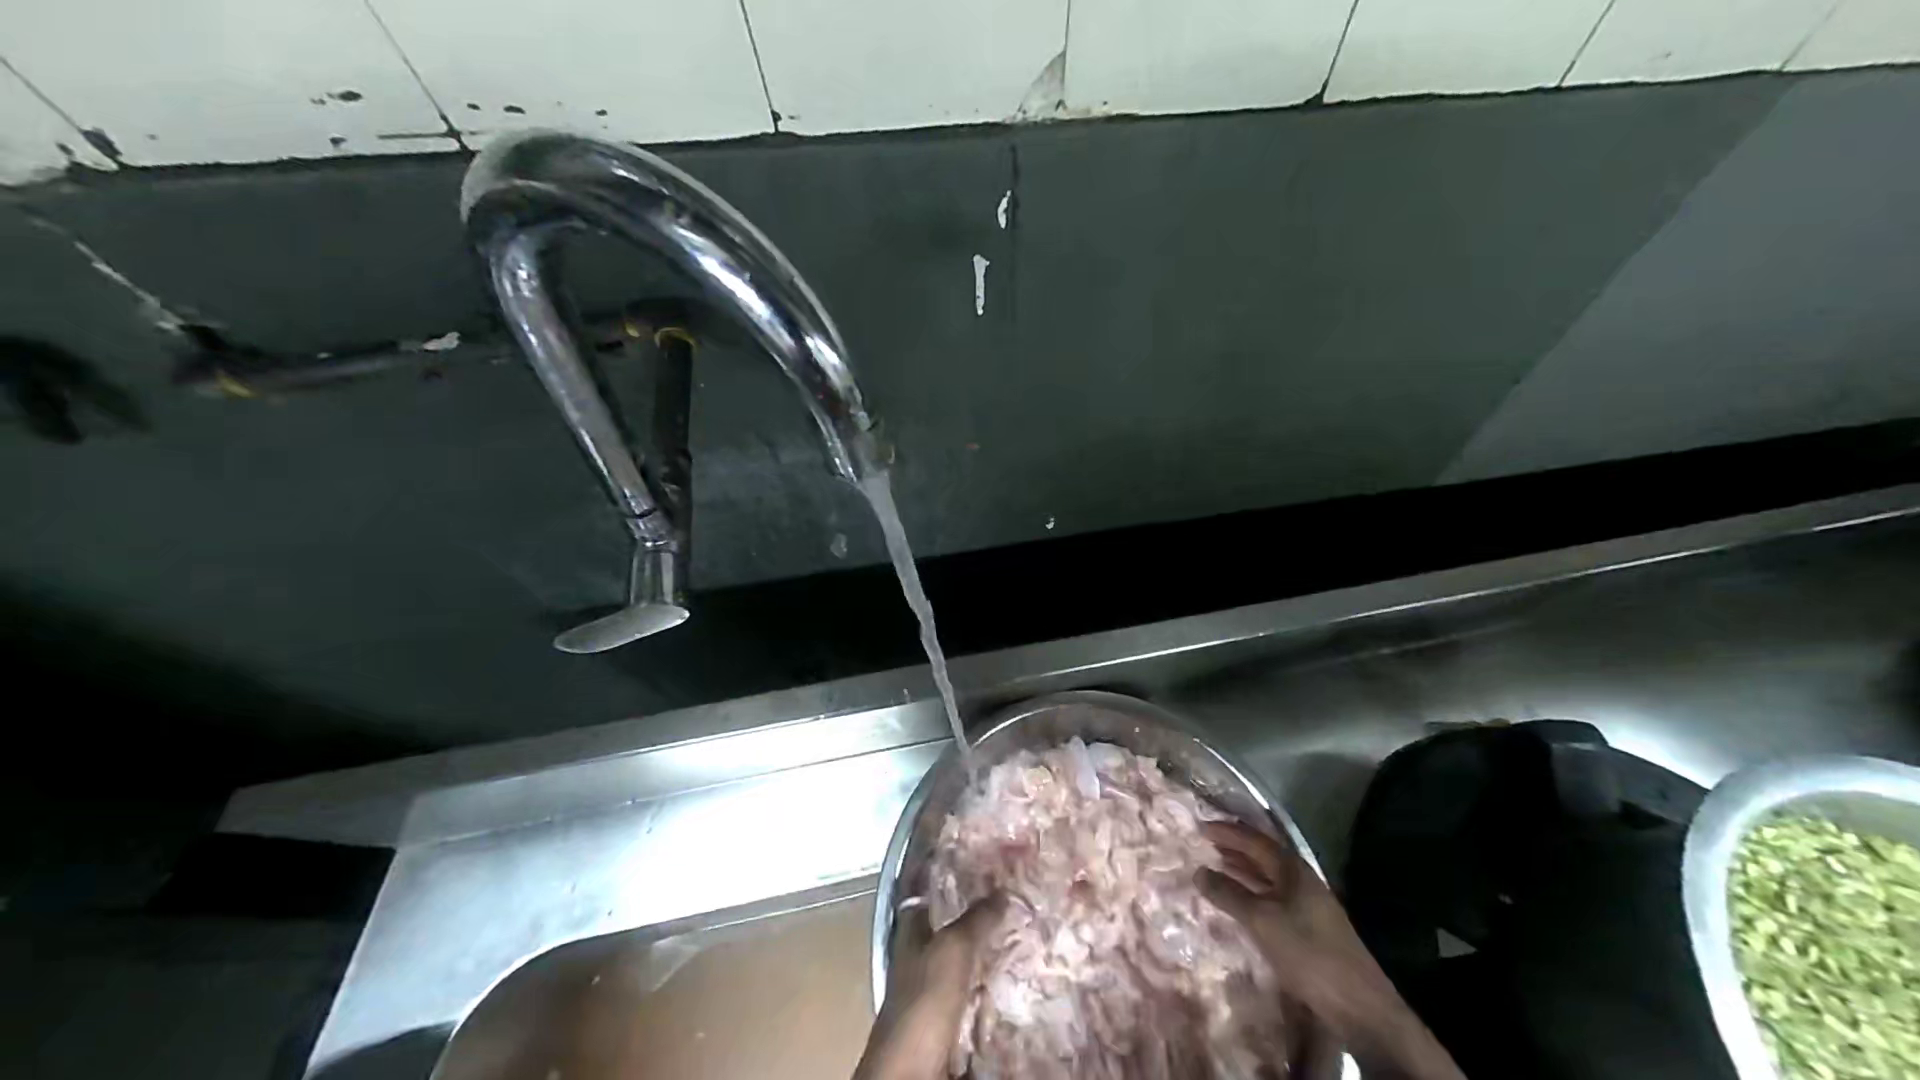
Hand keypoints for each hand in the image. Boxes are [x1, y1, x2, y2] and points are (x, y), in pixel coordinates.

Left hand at [854, 894, 1005, 1079]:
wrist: (913, 1070)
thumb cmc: (925, 997)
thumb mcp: (953, 948)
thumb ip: (976, 919)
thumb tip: (1003, 891)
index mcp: (912, 934)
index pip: (931, 899)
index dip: (954, 887)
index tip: (986, 877)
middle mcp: (920, 959)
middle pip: (952, 933)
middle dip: (981, 924)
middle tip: (1017, 910)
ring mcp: (933, 994)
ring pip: (966, 968)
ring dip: (990, 961)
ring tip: (1026, 946)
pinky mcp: (947, 1025)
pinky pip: (975, 1002)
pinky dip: (993, 996)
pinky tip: (1017, 990)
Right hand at [1199, 822, 1464, 1079]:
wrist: (1357, 1004)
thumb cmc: (1307, 952)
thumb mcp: (1261, 920)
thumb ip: (1228, 894)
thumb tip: (1198, 871)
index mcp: (1292, 869)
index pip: (1254, 839)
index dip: (1226, 831)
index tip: (1199, 826)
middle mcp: (1300, 879)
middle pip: (1262, 854)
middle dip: (1233, 846)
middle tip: (1204, 842)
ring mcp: (1307, 903)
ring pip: (1267, 876)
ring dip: (1241, 869)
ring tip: (1215, 864)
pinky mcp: (1307, 925)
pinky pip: (1271, 896)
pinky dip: (1251, 891)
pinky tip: (1238, 899)